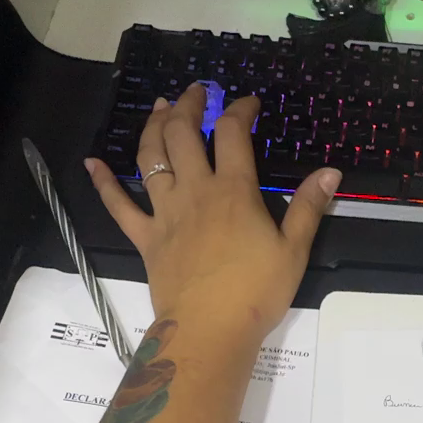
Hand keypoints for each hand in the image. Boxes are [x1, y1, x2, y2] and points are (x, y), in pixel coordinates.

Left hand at [85, 83, 341, 348]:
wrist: (211, 330)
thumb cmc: (257, 293)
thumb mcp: (294, 251)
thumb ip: (308, 208)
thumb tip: (330, 172)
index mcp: (234, 191)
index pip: (233, 134)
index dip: (239, 110)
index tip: (248, 102)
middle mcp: (195, 191)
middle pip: (182, 133)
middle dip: (188, 105)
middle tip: (196, 92)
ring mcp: (165, 213)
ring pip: (150, 157)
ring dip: (153, 126)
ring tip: (159, 108)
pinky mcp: (146, 238)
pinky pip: (118, 206)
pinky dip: (104, 183)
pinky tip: (92, 163)